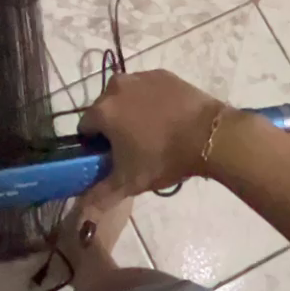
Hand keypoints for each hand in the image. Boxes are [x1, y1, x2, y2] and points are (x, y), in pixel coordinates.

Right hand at [78, 69, 225, 205]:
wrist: (209, 135)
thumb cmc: (164, 158)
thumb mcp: (129, 182)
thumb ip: (100, 197)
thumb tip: (80, 216)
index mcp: (102, 111)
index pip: (85, 128)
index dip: (95, 145)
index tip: (112, 157)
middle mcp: (115, 87)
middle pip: (104, 109)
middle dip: (113, 125)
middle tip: (133, 147)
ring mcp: (140, 77)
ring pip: (125, 97)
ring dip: (130, 111)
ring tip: (152, 131)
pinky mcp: (162, 74)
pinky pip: (146, 88)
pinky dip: (151, 100)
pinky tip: (167, 117)